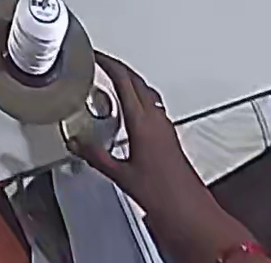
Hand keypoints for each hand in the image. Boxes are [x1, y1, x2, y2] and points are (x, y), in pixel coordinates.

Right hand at [74, 54, 264, 260]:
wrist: (193, 216)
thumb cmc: (165, 197)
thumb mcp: (122, 176)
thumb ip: (96, 156)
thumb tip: (77, 143)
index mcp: (142, 121)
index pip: (124, 79)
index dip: (107, 62)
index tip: (94, 55)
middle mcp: (155, 118)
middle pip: (135, 79)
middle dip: (117, 65)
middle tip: (100, 60)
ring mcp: (164, 125)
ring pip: (145, 89)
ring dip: (129, 78)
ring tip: (114, 76)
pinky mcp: (169, 134)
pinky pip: (152, 102)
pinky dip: (138, 93)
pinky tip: (132, 106)